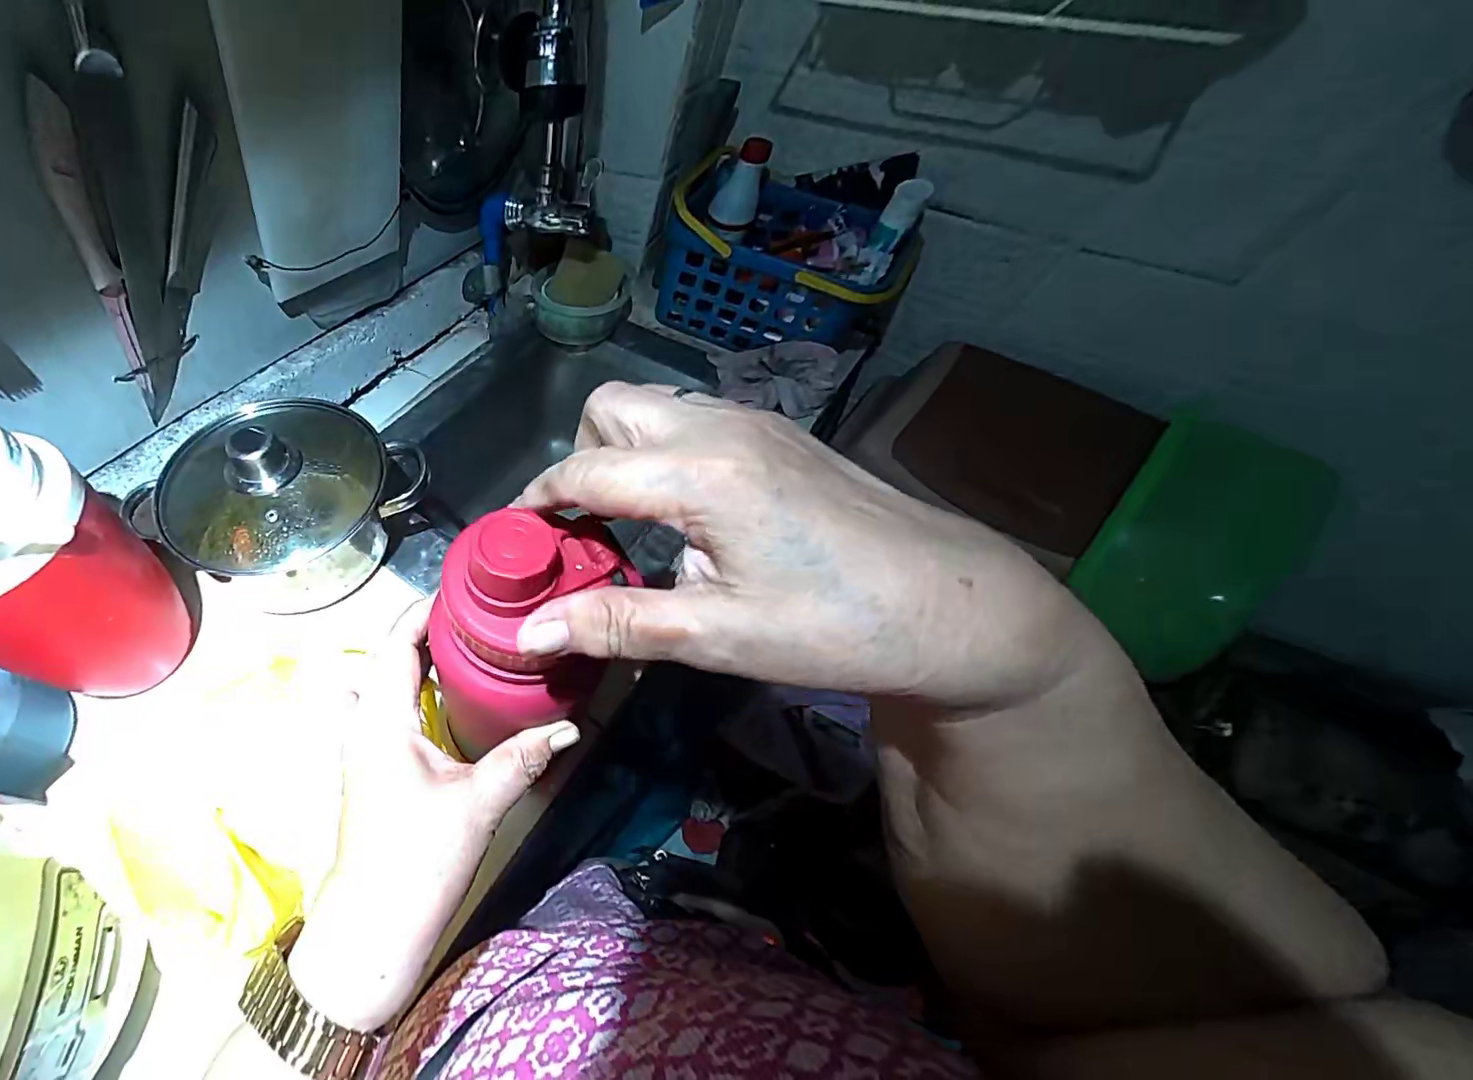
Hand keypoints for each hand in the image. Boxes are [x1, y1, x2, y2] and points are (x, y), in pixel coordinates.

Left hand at [286, 600, 579, 1031]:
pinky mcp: (372, 768)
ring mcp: (362, 747)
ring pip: (382, 683)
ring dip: (414, 660)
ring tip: (464, 648)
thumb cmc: (417, 859)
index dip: (424, 610)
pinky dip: (409, 689)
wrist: (373, 931)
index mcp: (382, 720)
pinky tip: (443, 698)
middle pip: (387, 657)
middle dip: (426, 631)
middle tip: (478, 618)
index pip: (396, 643)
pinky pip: (385, 708)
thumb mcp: (478, 803)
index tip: (465, 591)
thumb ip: (524, 757)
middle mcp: (364, 725)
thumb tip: (571, 726)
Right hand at [514, 383, 1113, 710]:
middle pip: (610, 408)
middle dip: (581, 460)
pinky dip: (665, 453)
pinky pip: (694, 421)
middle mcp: (721, 428)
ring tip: (635, 523)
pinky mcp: (780, 434)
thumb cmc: (836, 626)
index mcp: (700, 473)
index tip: (519, 541)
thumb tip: (530, 631)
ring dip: (624, 454)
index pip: (584, 471)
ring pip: (654, 407)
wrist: (953, 603)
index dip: (539, 504)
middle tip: (590, 529)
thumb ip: (620, 626)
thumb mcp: (720, 636)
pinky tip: (691, 514)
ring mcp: (755, 423)